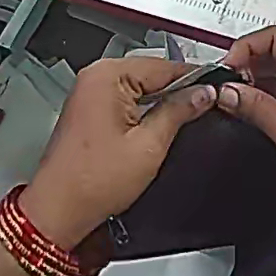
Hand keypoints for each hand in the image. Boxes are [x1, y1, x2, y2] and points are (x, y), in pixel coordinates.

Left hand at [20, 57, 216, 248]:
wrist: (59, 209)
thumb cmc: (91, 181)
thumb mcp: (149, 146)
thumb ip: (178, 112)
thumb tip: (201, 94)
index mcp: (107, 76)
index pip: (162, 65)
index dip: (193, 78)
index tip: (215, 87)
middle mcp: (94, 77)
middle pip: (150, 73)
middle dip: (178, 90)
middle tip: (206, 105)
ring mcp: (89, 91)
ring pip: (139, 86)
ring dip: (161, 101)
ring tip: (186, 118)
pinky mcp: (89, 108)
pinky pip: (125, 97)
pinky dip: (144, 109)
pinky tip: (158, 126)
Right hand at [217, 26, 275, 232]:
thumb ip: (258, 108)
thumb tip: (228, 91)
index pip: (274, 38)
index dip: (245, 47)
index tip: (226, 68)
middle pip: (271, 56)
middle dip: (243, 65)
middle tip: (222, 86)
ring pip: (272, 80)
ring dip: (248, 86)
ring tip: (228, 101)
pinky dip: (256, 105)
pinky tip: (244, 115)